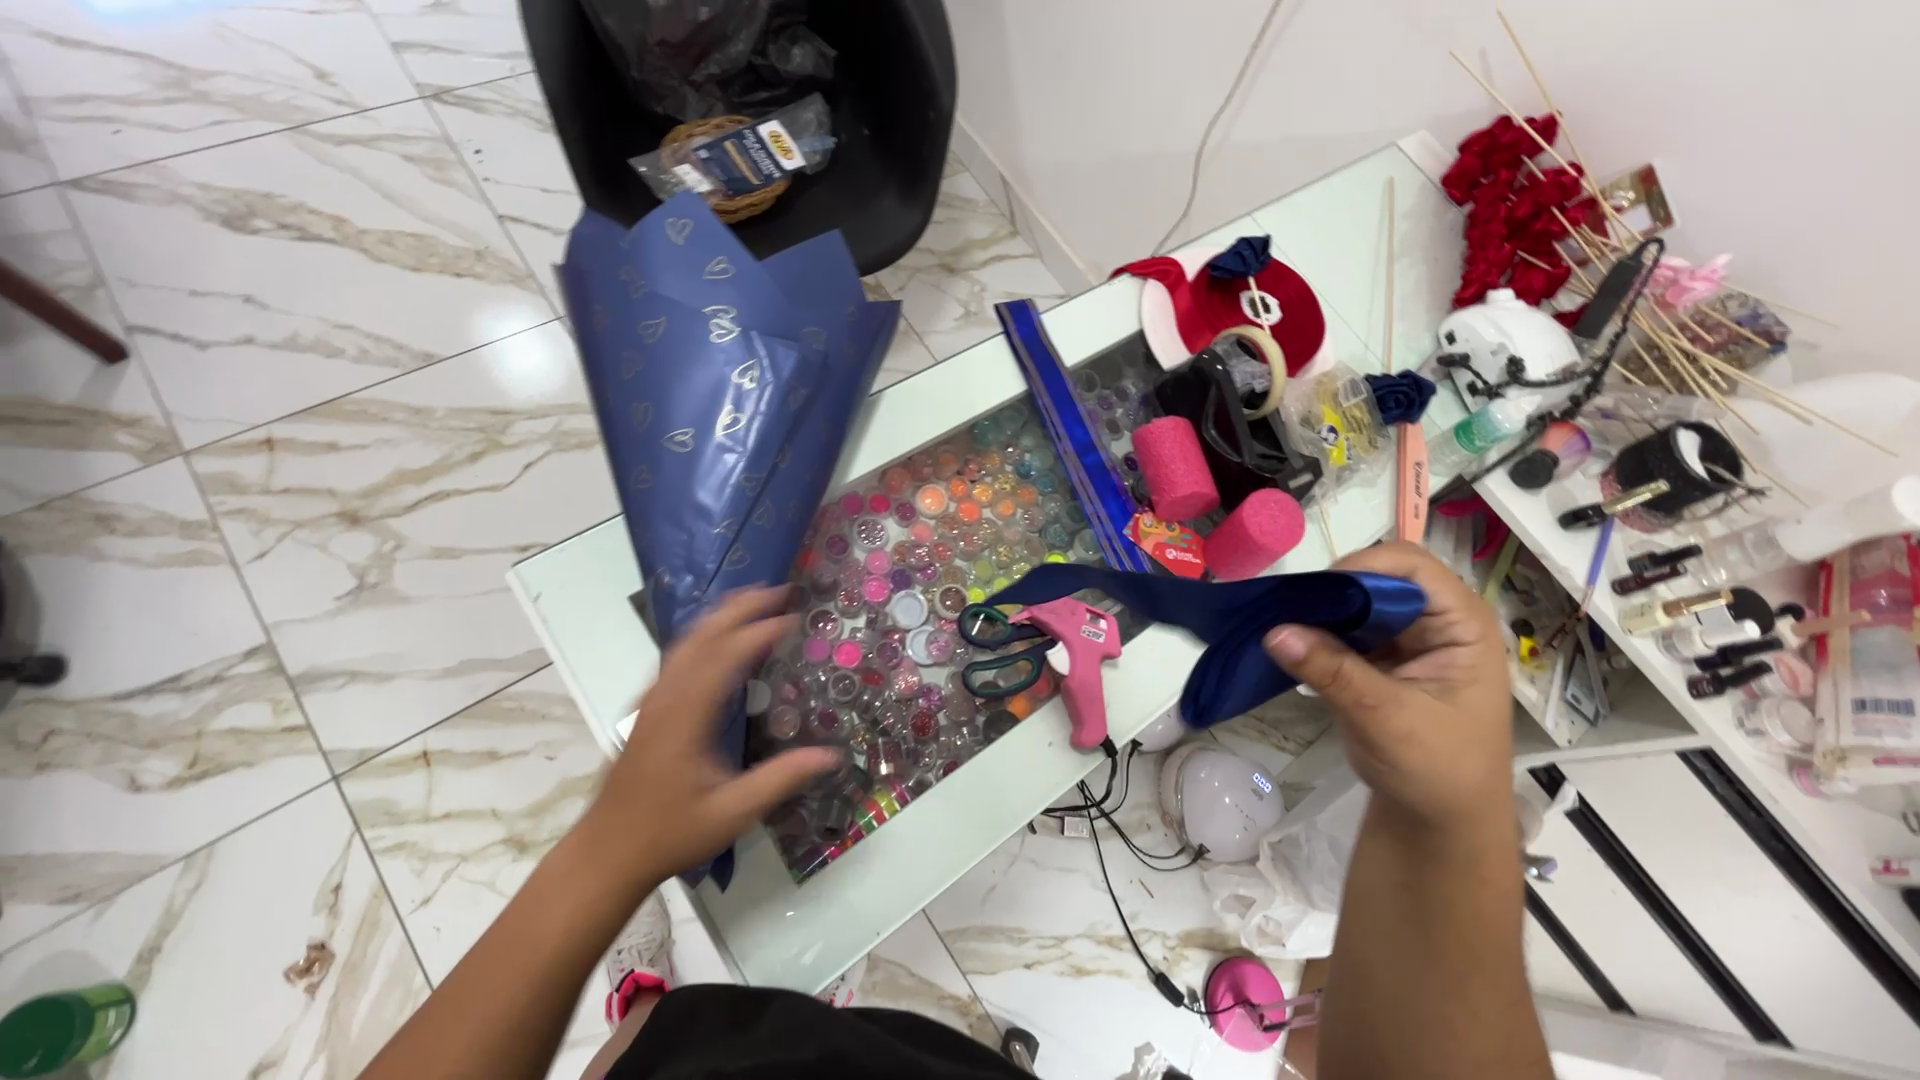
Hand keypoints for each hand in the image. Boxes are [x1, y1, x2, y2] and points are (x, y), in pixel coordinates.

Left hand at [580, 586, 841, 884]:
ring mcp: (650, 702)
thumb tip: (831, 755)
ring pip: (684, 643)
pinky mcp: (646, 711)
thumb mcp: (731, 813)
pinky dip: (702, 636)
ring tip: (753, 600)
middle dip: (739, 608)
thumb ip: (780, 780)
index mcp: (685, 716)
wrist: (606, 853)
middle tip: (778, 590)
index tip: (792, 617)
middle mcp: (664, 698)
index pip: (724, 657)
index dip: (759, 631)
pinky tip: (717, 641)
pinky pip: (676, 658)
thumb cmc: (669, 833)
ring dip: (719, 617)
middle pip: (701, 636)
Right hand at [1263, 542, 1512, 829]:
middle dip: (1334, 593)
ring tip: (1286, 631)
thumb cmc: (1437, 769)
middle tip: (1290, 615)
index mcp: (1462, 625)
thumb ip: (1332, 671)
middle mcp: (1436, 621)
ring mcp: (1408, 639)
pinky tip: (1295, 648)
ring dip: (1321, 613)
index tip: (1315, 594)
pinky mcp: (1381, 658)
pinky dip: (1318, 634)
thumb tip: (1274, 631)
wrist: (1441, 820)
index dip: (1363, 568)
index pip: (1411, 567)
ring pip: (1356, 603)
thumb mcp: (1385, 718)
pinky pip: (1344, 629)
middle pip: (1379, 578)